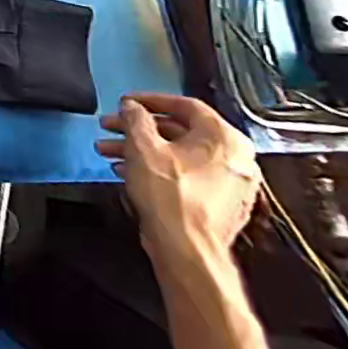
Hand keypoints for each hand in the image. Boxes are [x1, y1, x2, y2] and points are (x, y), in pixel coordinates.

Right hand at [96, 93, 260, 267]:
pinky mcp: (220, 203)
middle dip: (138, 128)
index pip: (185, 105)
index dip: (149, 100)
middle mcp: (236, 159)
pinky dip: (158, 167)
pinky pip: (186, 174)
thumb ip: (135, 118)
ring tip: (111, 150)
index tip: (128, 102)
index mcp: (225, 139)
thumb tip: (132, 108)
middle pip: (179, 130)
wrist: (185, 248)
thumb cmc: (170, 197)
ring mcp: (231, 183)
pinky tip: (129, 170)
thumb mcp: (142, 146)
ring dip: (142, 148)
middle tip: (113, 126)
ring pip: (179, 153)